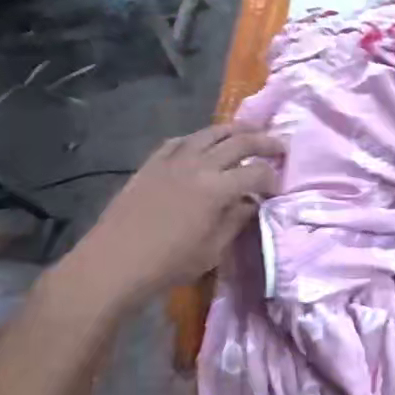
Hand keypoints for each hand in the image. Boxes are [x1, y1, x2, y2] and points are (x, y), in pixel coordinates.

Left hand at [48, 125, 280, 316]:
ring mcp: (172, 160)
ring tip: (248, 131)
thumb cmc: (169, 263)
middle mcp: (198, 165)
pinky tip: (202, 143)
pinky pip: (179, 141)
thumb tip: (250, 203)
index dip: (273, 178)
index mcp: (217, 188)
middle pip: (239, 142)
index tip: (279, 188)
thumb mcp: (213, 249)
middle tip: (280, 146)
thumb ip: (236, 221)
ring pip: (209, 133)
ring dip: (233, 130)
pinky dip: (198, 138)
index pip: (256, 172)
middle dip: (264, 142)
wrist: (115, 262)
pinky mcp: (152, 164)